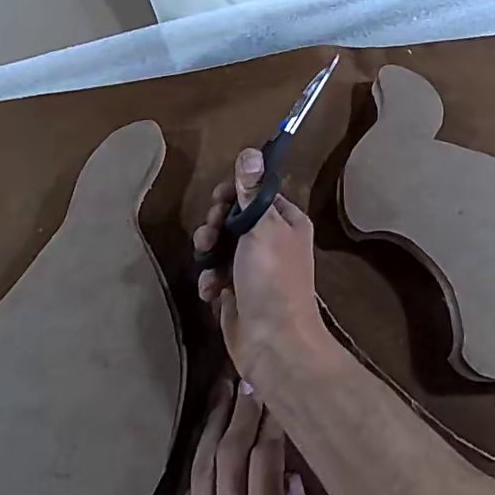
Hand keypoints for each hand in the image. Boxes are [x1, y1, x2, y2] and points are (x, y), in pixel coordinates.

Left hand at [171, 376, 326, 494]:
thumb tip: (296, 477)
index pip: (266, 463)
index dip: (274, 423)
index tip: (281, 393)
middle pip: (230, 458)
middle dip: (242, 413)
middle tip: (251, 377)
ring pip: (201, 470)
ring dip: (212, 426)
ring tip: (222, 391)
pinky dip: (195, 463)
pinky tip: (202, 440)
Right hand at [194, 149, 335, 388]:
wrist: (273, 342)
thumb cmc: (272, 278)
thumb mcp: (262, 228)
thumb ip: (252, 191)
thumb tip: (251, 151)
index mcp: (287, 221)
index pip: (257, 193)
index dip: (236, 193)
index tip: (220, 200)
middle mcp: (273, 240)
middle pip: (235, 218)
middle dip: (217, 224)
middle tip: (210, 234)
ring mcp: (254, 268)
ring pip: (221, 246)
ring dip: (209, 251)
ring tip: (207, 260)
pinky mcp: (237, 292)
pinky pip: (216, 276)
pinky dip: (210, 281)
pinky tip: (211, 292)